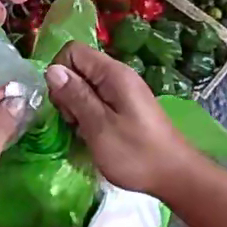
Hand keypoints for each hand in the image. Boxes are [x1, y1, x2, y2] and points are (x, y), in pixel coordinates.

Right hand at [47, 43, 203, 197]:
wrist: (175, 175)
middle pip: (78, 67)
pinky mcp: (125, 106)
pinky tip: (94, 135)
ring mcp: (123, 91)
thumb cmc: (136, 153)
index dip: (60, 74)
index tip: (64, 104)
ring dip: (76, 106)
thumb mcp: (99, 126)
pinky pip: (97, 100)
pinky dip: (89, 115)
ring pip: (85, 85)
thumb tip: (51, 70)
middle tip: (74, 122)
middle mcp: (118, 75)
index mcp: (113, 74)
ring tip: (85, 131)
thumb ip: (76, 96)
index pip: (73, 51)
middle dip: (67, 92)